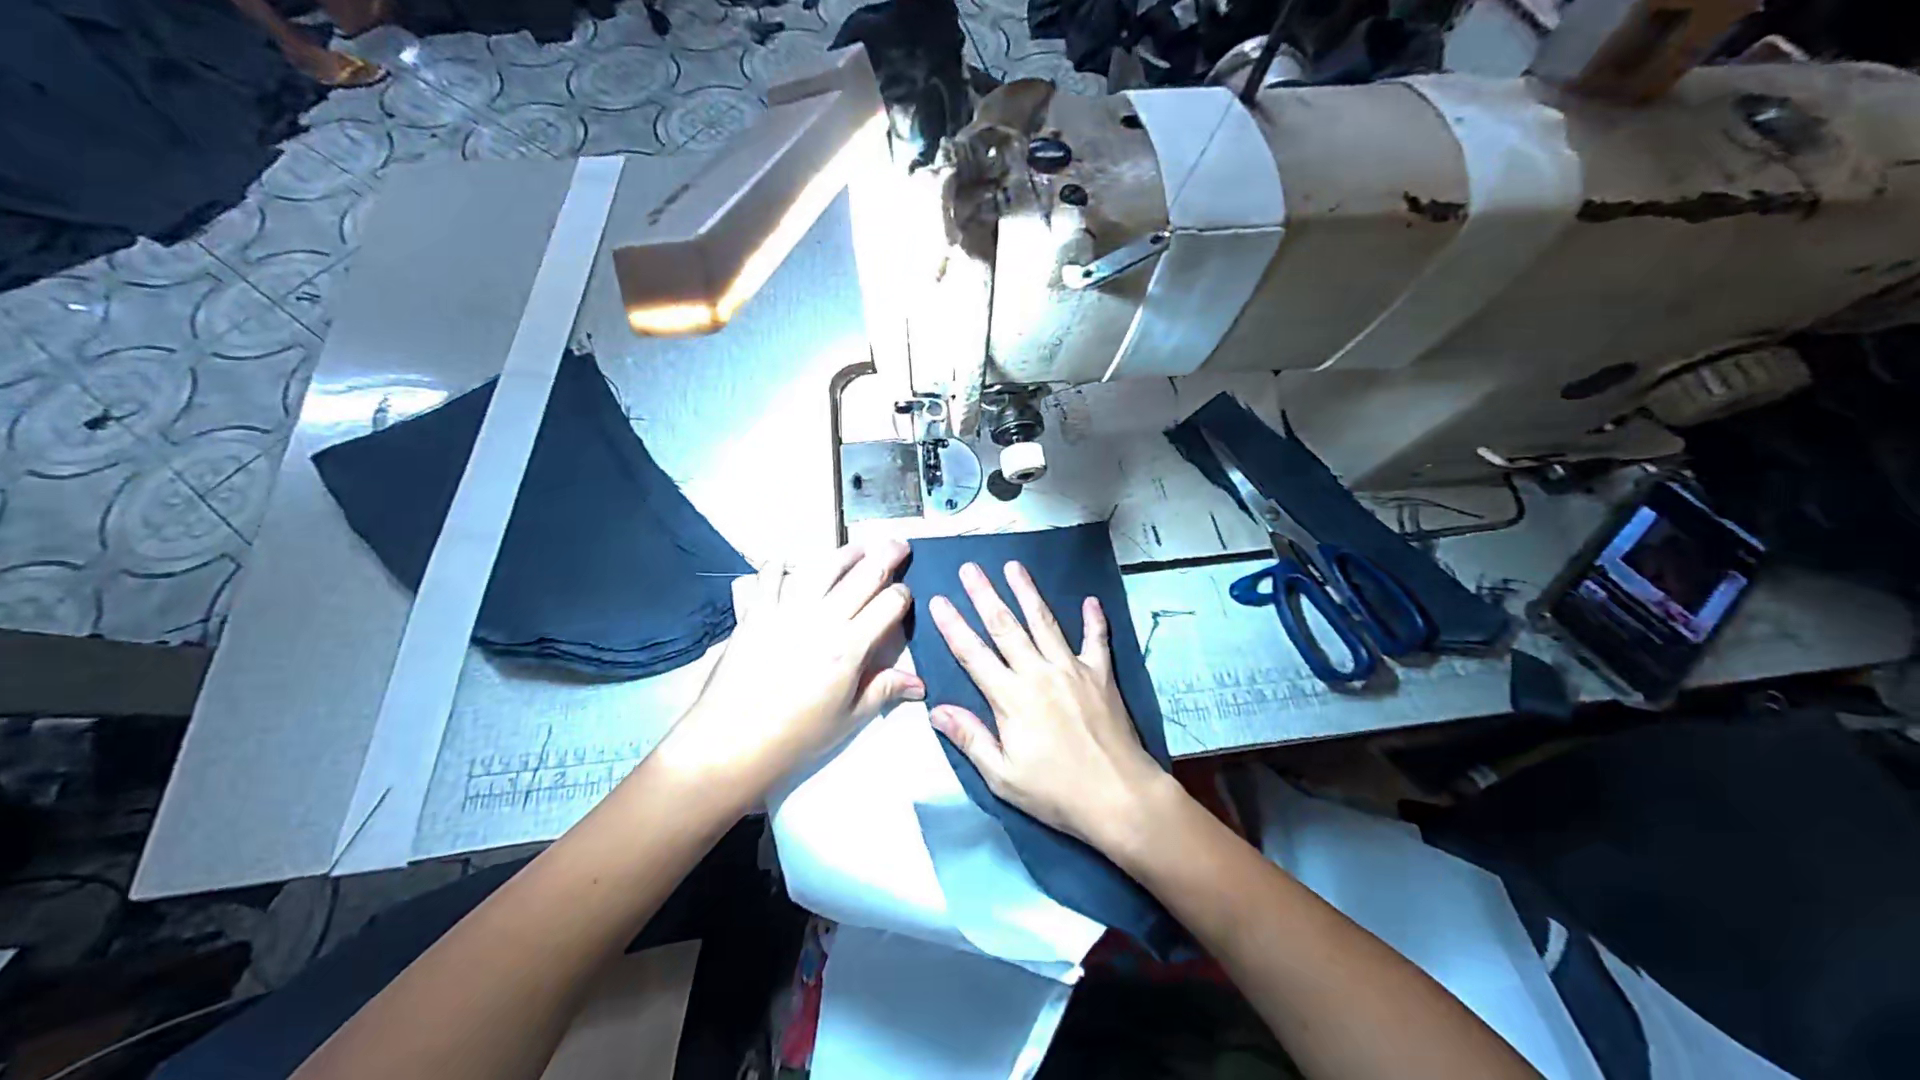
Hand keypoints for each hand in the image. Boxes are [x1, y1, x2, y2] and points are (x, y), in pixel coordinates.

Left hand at [652, 540, 922, 798]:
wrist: (732, 741)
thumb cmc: (796, 735)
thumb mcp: (848, 718)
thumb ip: (883, 691)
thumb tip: (919, 684)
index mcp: (850, 646)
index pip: (889, 604)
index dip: (903, 594)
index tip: (906, 595)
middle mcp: (823, 618)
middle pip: (863, 575)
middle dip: (887, 555)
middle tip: (899, 544)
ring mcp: (787, 610)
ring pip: (823, 567)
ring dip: (845, 553)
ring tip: (858, 548)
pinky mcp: (756, 611)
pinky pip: (771, 576)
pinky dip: (782, 565)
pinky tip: (790, 564)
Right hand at [927, 560, 1170, 854]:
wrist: (1119, 796)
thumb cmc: (1056, 792)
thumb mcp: (1003, 776)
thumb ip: (971, 738)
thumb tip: (935, 709)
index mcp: (1011, 698)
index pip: (973, 654)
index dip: (953, 626)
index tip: (939, 601)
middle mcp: (1039, 674)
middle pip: (1006, 627)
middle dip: (985, 595)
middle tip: (970, 568)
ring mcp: (1073, 670)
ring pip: (1045, 622)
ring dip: (1027, 593)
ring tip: (1014, 566)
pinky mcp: (1102, 675)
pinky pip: (1097, 640)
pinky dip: (1094, 620)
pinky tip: (1090, 601)